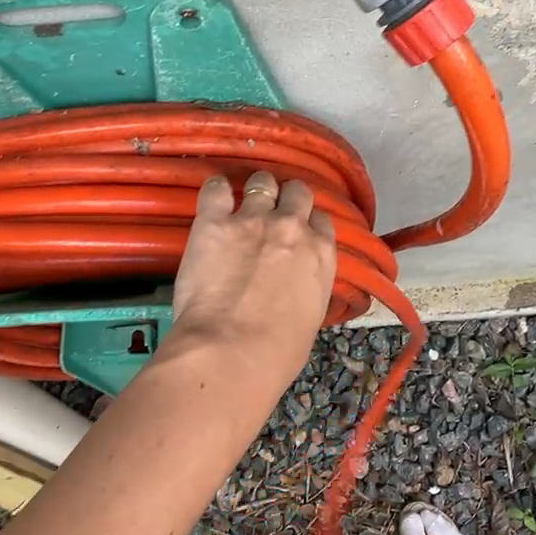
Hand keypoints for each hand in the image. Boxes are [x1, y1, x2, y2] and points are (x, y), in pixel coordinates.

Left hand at [161, 170, 336, 389]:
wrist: (231, 350)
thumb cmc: (277, 352)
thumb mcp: (311, 318)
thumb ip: (307, 288)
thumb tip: (295, 289)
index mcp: (320, 253)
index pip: (321, 221)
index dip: (308, 224)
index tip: (298, 233)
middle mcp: (291, 227)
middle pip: (297, 192)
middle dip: (287, 199)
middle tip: (273, 214)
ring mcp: (252, 220)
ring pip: (261, 182)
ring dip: (256, 189)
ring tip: (244, 201)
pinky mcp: (214, 222)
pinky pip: (216, 189)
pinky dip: (216, 189)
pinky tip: (215, 196)